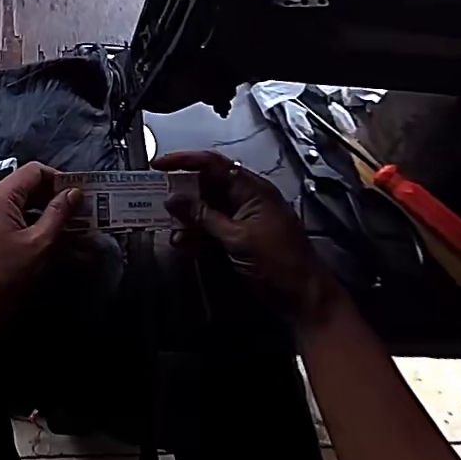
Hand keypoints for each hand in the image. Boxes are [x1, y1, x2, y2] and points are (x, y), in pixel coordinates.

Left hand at [0, 162, 79, 349]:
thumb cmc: (3, 278)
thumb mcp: (38, 245)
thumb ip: (59, 214)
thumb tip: (74, 192)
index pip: (34, 171)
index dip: (60, 180)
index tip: (81, 196)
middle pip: (25, 186)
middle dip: (54, 198)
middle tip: (80, 213)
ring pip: (18, 204)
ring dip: (43, 213)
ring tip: (70, 229)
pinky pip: (7, 218)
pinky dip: (28, 224)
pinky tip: (48, 239)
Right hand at [152, 150, 345, 330]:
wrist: (303, 298)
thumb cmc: (277, 263)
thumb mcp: (236, 238)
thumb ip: (203, 217)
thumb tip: (173, 200)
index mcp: (251, 190)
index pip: (213, 164)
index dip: (184, 161)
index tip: (158, 165)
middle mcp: (245, 199)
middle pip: (206, 185)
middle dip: (181, 192)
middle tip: (157, 199)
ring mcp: (241, 219)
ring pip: (205, 209)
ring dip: (187, 218)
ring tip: (173, 229)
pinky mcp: (237, 238)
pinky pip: (210, 228)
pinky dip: (195, 233)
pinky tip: (184, 243)